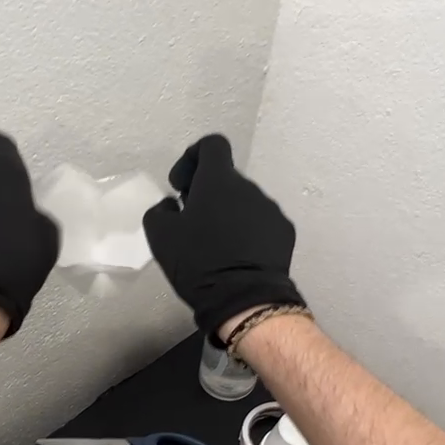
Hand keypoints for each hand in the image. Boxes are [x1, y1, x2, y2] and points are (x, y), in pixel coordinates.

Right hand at [142, 134, 305, 336]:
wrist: (243, 299)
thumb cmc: (198, 263)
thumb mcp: (160, 236)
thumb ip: (160, 210)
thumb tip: (173, 205)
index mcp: (219, 181)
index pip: (212, 145)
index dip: (193, 158)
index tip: (181, 184)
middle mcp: (249, 187)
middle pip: (227, 179)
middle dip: (209, 194)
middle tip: (194, 224)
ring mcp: (271, 210)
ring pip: (245, 203)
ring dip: (230, 215)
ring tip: (218, 247)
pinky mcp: (285, 232)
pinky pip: (262, 224)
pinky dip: (249, 233)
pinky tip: (239, 258)